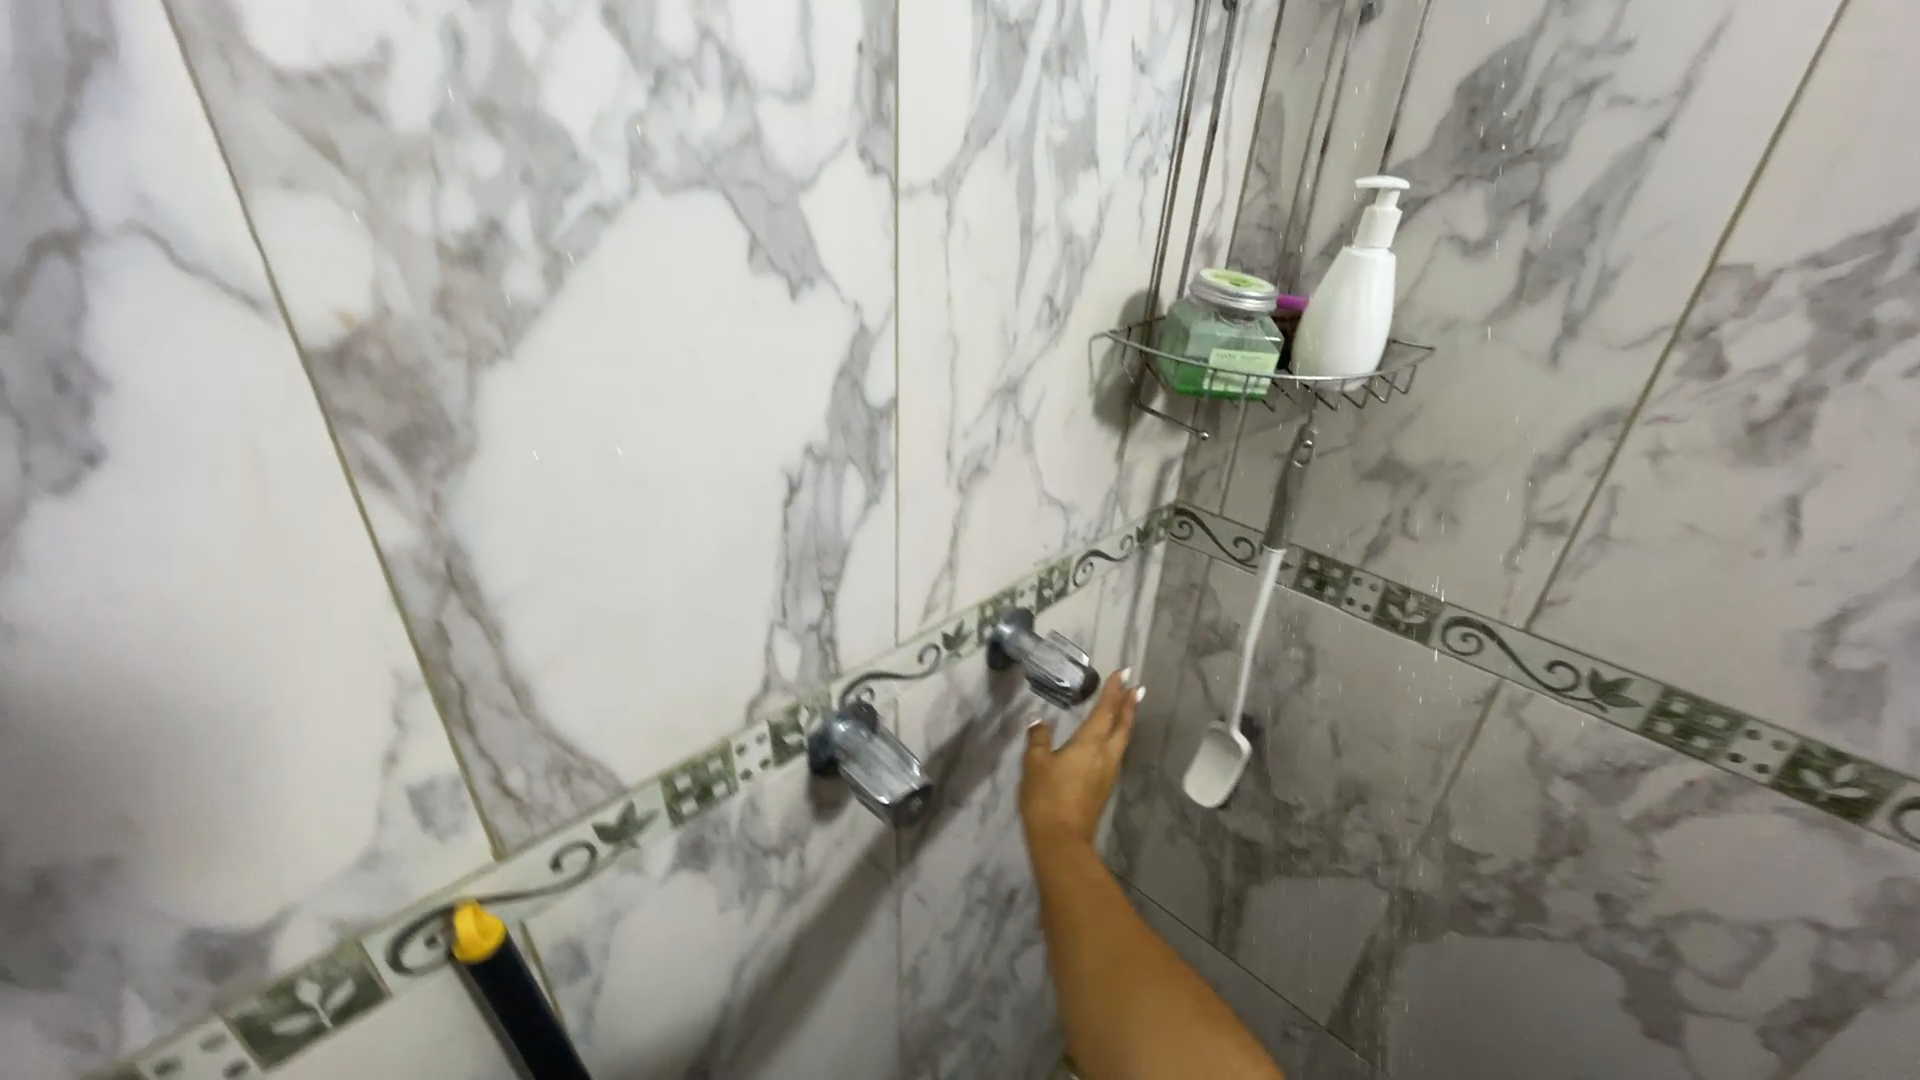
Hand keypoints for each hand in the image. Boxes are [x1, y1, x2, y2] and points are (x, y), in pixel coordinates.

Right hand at [1021, 669, 1142, 851]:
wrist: (1061, 839)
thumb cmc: (1046, 797)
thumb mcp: (1035, 764)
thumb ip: (1039, 739)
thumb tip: (1039, 721)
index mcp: (1090, 743)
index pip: (1105, 709)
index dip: (1113, 690)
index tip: (1123, 672)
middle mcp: (1105, 754)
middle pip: (1122, 724)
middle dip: (1129, 704)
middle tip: (1137, 687)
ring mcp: (1108, 773)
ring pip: (1122, 740)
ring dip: (1126, 721)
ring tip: (1129, 707)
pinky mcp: (1105, 787)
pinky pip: (1116, 753)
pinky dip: (1118, 738)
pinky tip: (1111, 740)